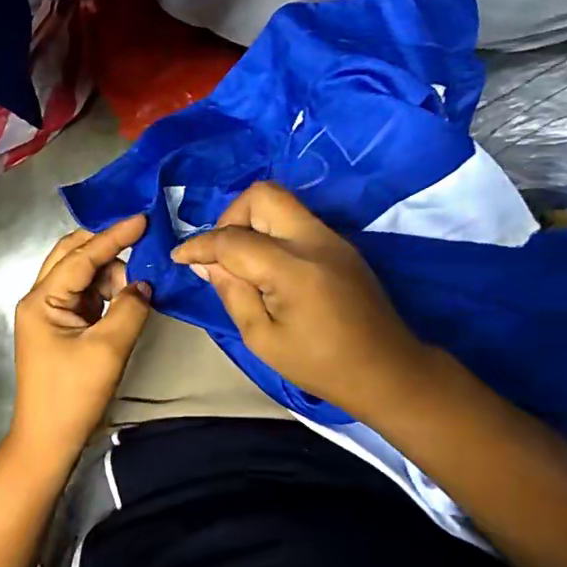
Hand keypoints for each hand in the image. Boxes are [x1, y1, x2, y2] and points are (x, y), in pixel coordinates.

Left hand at [10, 215, 152, 452]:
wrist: (48, 439)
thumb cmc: (72, 394)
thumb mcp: (107, 349)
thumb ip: (129, 308)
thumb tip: (144, 283)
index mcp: (41, 300)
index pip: (80, 256)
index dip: (113, 236)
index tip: (143, 219)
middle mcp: (39, 300)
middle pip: (71, 257)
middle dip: (105, 248)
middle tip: (141, 245)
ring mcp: (48, 315)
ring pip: (79, 277)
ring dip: (107, 273)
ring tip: (135, 286)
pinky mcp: (60, 329)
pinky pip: (84, 298)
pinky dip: (105, 293)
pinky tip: (125, 296)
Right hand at [170, 182, 433, 416]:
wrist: (388, 370)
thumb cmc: (320, 365)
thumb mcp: (261, 339)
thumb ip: (231, 292)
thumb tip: (205, 262)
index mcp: (294, 269)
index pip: (233, 239)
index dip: (199, 246)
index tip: (178, 257)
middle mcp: (315, 241)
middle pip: (262, 195)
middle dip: (230, 217)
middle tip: (220, 254)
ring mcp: (332, 239)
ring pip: (280, 203)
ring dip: (251, 222)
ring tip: (240, 262)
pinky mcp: (340, 244)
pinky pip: (295, 220)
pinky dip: (270, 232)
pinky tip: (265, 267)